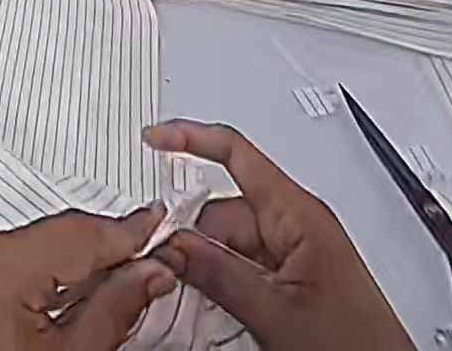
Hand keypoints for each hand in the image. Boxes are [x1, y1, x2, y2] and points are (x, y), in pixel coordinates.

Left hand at [0, 205, 176, 350]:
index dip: (130, 233)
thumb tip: (152, 269)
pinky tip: (106, 274)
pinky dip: (79, 262)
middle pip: (72, 232)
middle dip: (118, 243)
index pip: (84, 234)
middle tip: (160, 249)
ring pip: (63, 238)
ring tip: (141, 261)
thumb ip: (117, 307)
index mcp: (8, 264)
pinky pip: (46, 250)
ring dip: (101, 252)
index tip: (161, 225)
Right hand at [143, 120, 413, 350]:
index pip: (233, 151)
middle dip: (194, 230)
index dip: (188, 137)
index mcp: (297, 213)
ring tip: (206, 296)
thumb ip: (217, 272)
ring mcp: (296, 248)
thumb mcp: (275, 314)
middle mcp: (296, 221)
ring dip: (209, 260)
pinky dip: (224, 274)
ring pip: (229, 235)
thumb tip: (171, 241)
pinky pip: (244, 258)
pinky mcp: (295, 272)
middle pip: (223, 204)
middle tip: (171, 258)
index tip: (154, 137)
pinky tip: (222, 302)